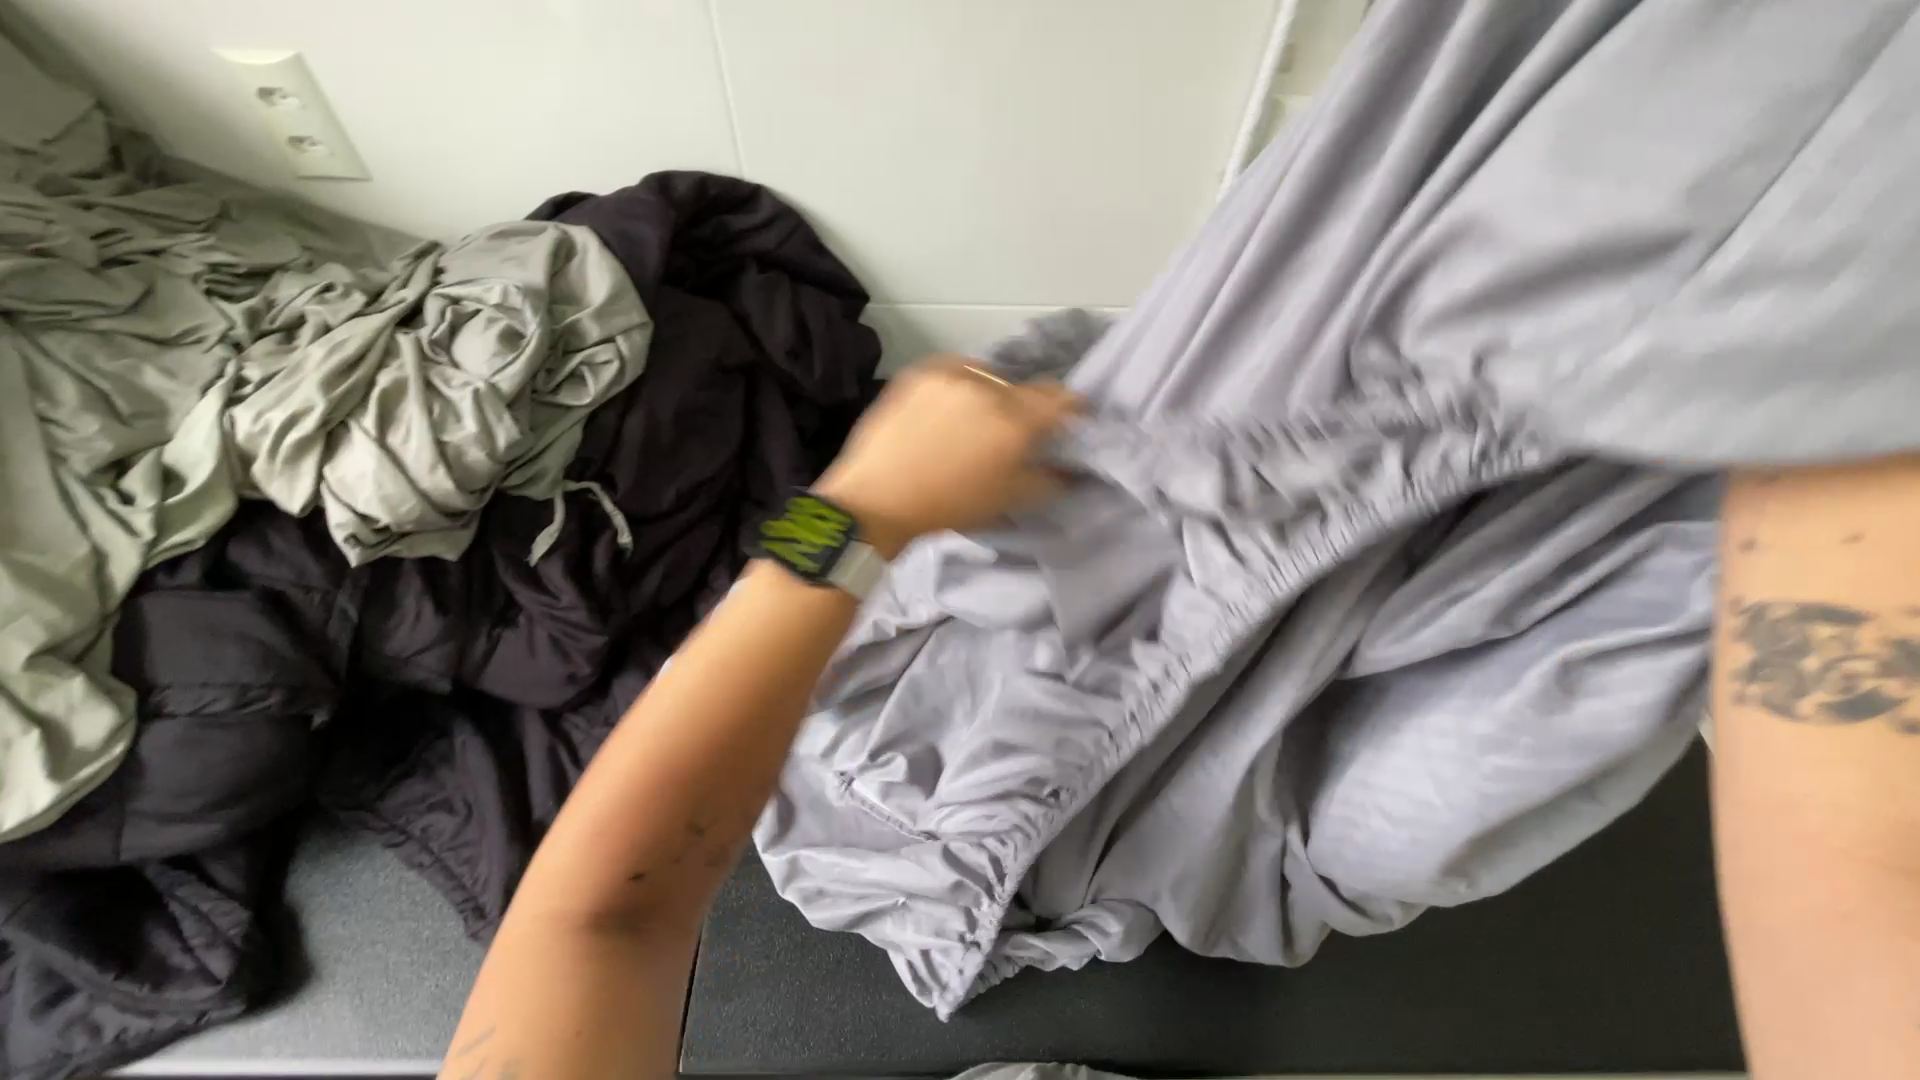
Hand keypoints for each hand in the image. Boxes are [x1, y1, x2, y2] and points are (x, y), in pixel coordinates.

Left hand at [814, 357, 1080, 556]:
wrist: (876, 500)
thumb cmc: (947, 507)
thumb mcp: (1008, 500)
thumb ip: (1050, 480)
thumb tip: (1071, 468)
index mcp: (1014, 421)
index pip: (1060, 398)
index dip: (1070, 408)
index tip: (1069, 419)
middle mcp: (987, 388)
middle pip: (1022, 388)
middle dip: (1025, 408)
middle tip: (1012, 432)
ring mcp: (950, 375)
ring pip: (988, 377)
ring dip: (991, 395)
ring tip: (975, 421)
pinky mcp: (919, 373)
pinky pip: (954, 372)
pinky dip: (959, 387)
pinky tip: (948, 411)